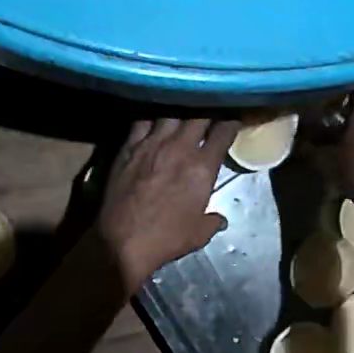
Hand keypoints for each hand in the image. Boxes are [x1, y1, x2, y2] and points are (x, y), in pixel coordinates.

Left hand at [97, 118, 240, 293]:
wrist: (122, 240)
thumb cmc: (165, 239)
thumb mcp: (199, 234)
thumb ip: (213, 221)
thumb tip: (220, 219)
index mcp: (202, 167)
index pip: (224, 132)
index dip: (231, 124)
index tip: (231, 123)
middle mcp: (179, 148)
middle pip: (199, 115)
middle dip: (207, 112)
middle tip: (208, 116)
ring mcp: (152, 144)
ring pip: (171, 113)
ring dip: (180, 112)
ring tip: (182, 115)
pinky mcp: (128, 147)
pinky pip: (142, 121)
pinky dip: (151, 118)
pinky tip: (153, 122)